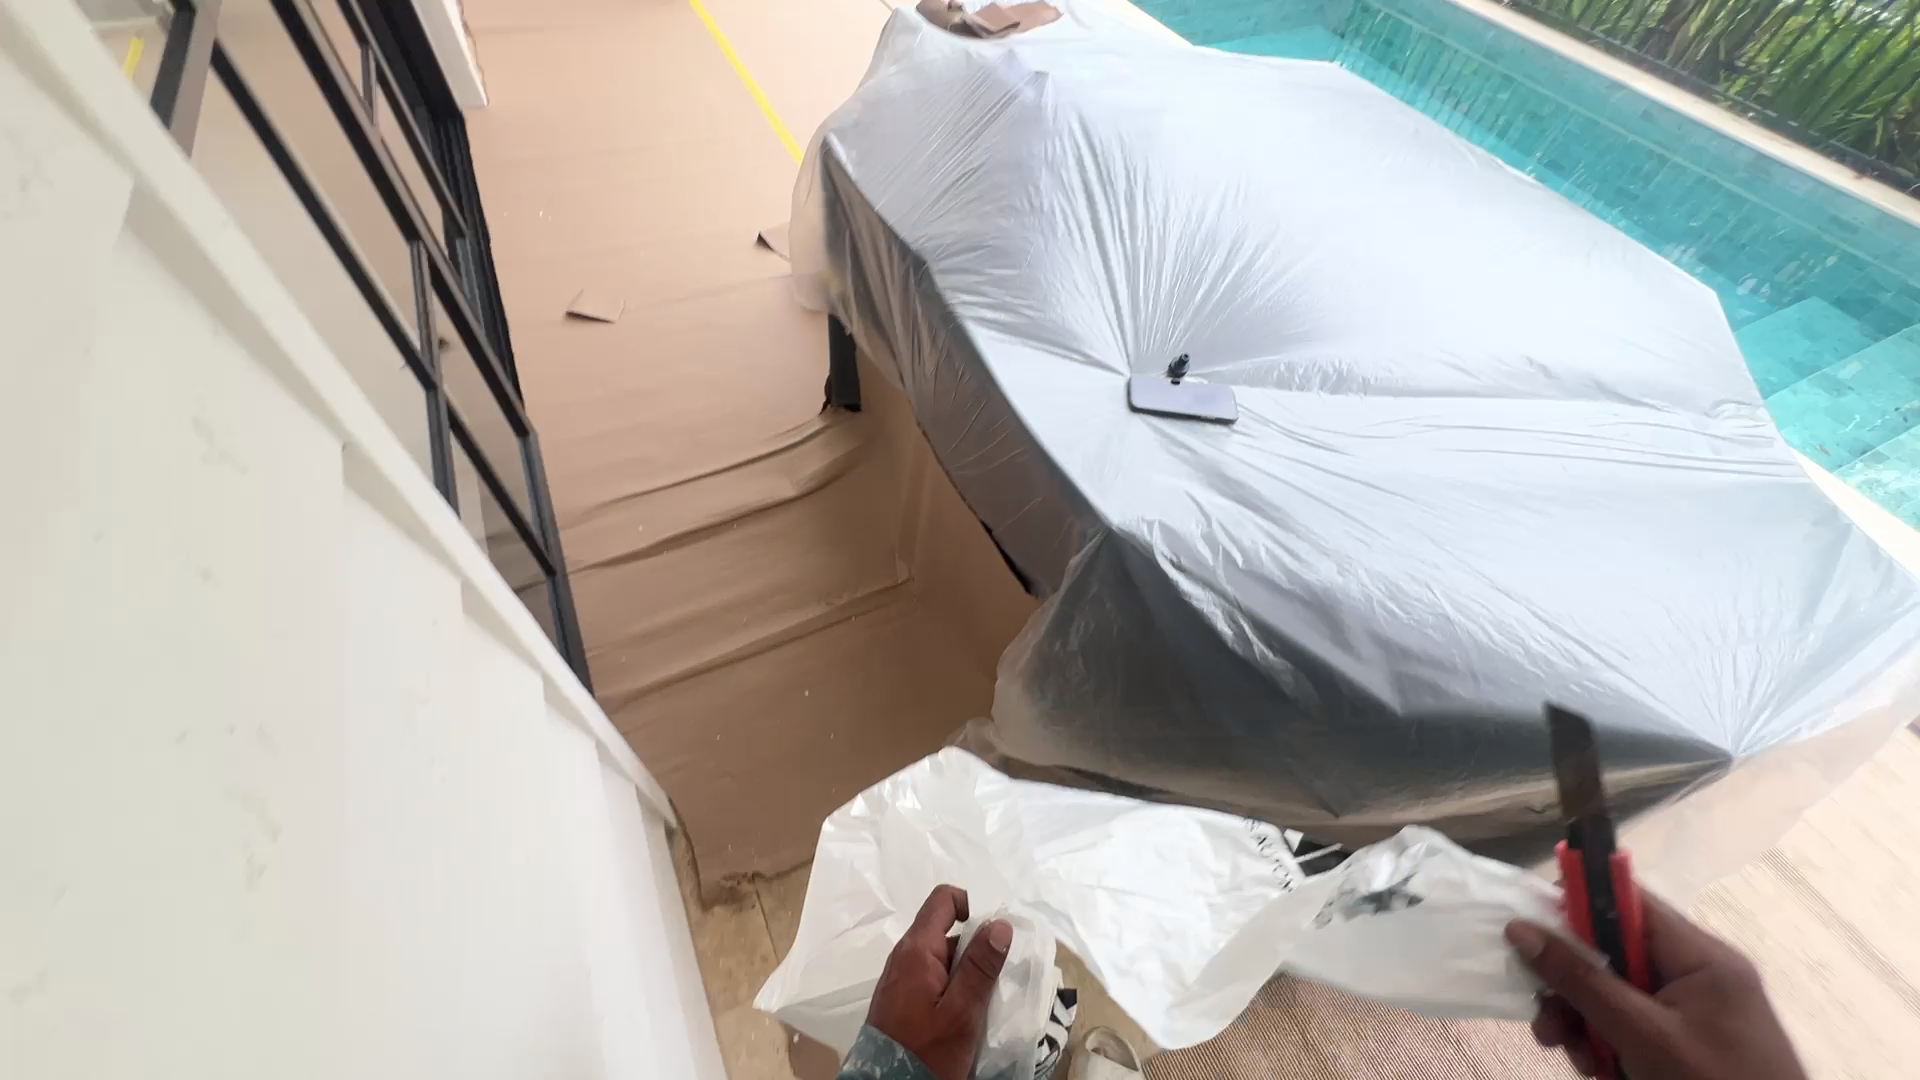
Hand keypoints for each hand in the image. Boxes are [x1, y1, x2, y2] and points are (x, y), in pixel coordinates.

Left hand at [866, 885, 1011, 1079]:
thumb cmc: (925, 1052)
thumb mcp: (961, 1012)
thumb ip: (980, 966)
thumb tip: (1000, 923)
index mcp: (917, 948)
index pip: (944, 898)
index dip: (971, 906)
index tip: (992, 937)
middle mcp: (904, 954)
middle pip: (945, 928)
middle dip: (973, 947)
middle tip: (993, 980)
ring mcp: (900, 975)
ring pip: (940, 955)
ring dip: (964, 971)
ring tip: (981, 1003)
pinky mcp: (900, 996)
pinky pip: (931, 975)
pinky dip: (951, 986)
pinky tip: (962, 1015)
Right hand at [1506, 893, 1806, 1079]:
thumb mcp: (1640, 1034)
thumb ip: (1578, 978)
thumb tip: (1518, 926)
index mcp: (1700, 957)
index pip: (1623, 899)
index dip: (1573, 903)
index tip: (1532, 929)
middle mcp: (1695, 971)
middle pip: (1607, 948)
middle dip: (1568, 981)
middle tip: (1544, 1015)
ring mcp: (1692, 1006)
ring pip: (1610, 986)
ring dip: (1578, 1015)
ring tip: (1567, 1051)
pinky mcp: (1686, 1035)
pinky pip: (1627, 1016)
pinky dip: (1603, 1036)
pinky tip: (1594, 1064)